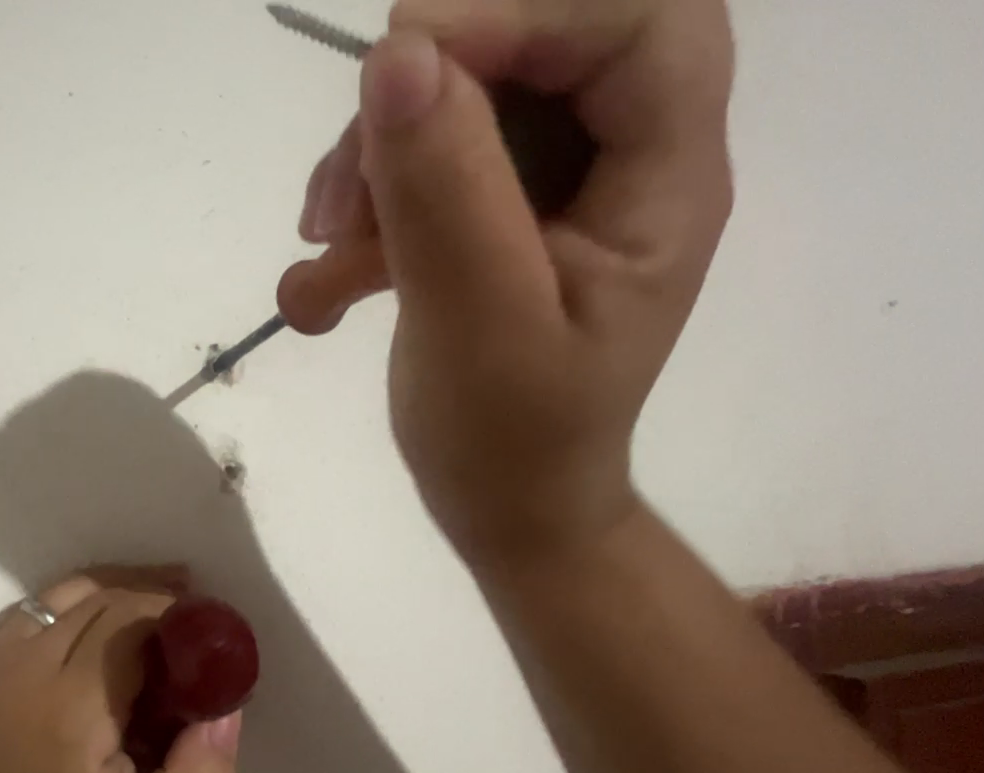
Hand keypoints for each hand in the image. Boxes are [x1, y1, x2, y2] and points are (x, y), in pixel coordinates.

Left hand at [0, 568, 240, 772]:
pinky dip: (72, 603)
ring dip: (115, 589)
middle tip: (193, 619)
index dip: (178, 616)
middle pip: (101, 598)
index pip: (133, 622)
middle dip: (154, 597)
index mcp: (70, 705)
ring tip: (156, 602)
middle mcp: (24, 666)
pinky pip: (31, 609)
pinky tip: (97, 622)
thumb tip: (224, 707)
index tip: (209, 634)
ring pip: (63, 592)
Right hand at [276, 0, 734, 563]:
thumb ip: (444, 193)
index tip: (402, 58)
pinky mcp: (490, 220)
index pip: (634, 22)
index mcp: (661, 181)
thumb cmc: (511, 442)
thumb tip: (395, 57)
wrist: (502, 510)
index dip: (523, 13)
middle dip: (420, 106)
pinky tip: (323, 288)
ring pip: (458, 109)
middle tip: (345, 189)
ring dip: (370, 167)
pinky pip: (421, 171)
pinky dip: (360, 218)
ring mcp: (548, 193)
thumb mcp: (477, 325)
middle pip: (530, 54)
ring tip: (322, 250)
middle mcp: (616, 165)